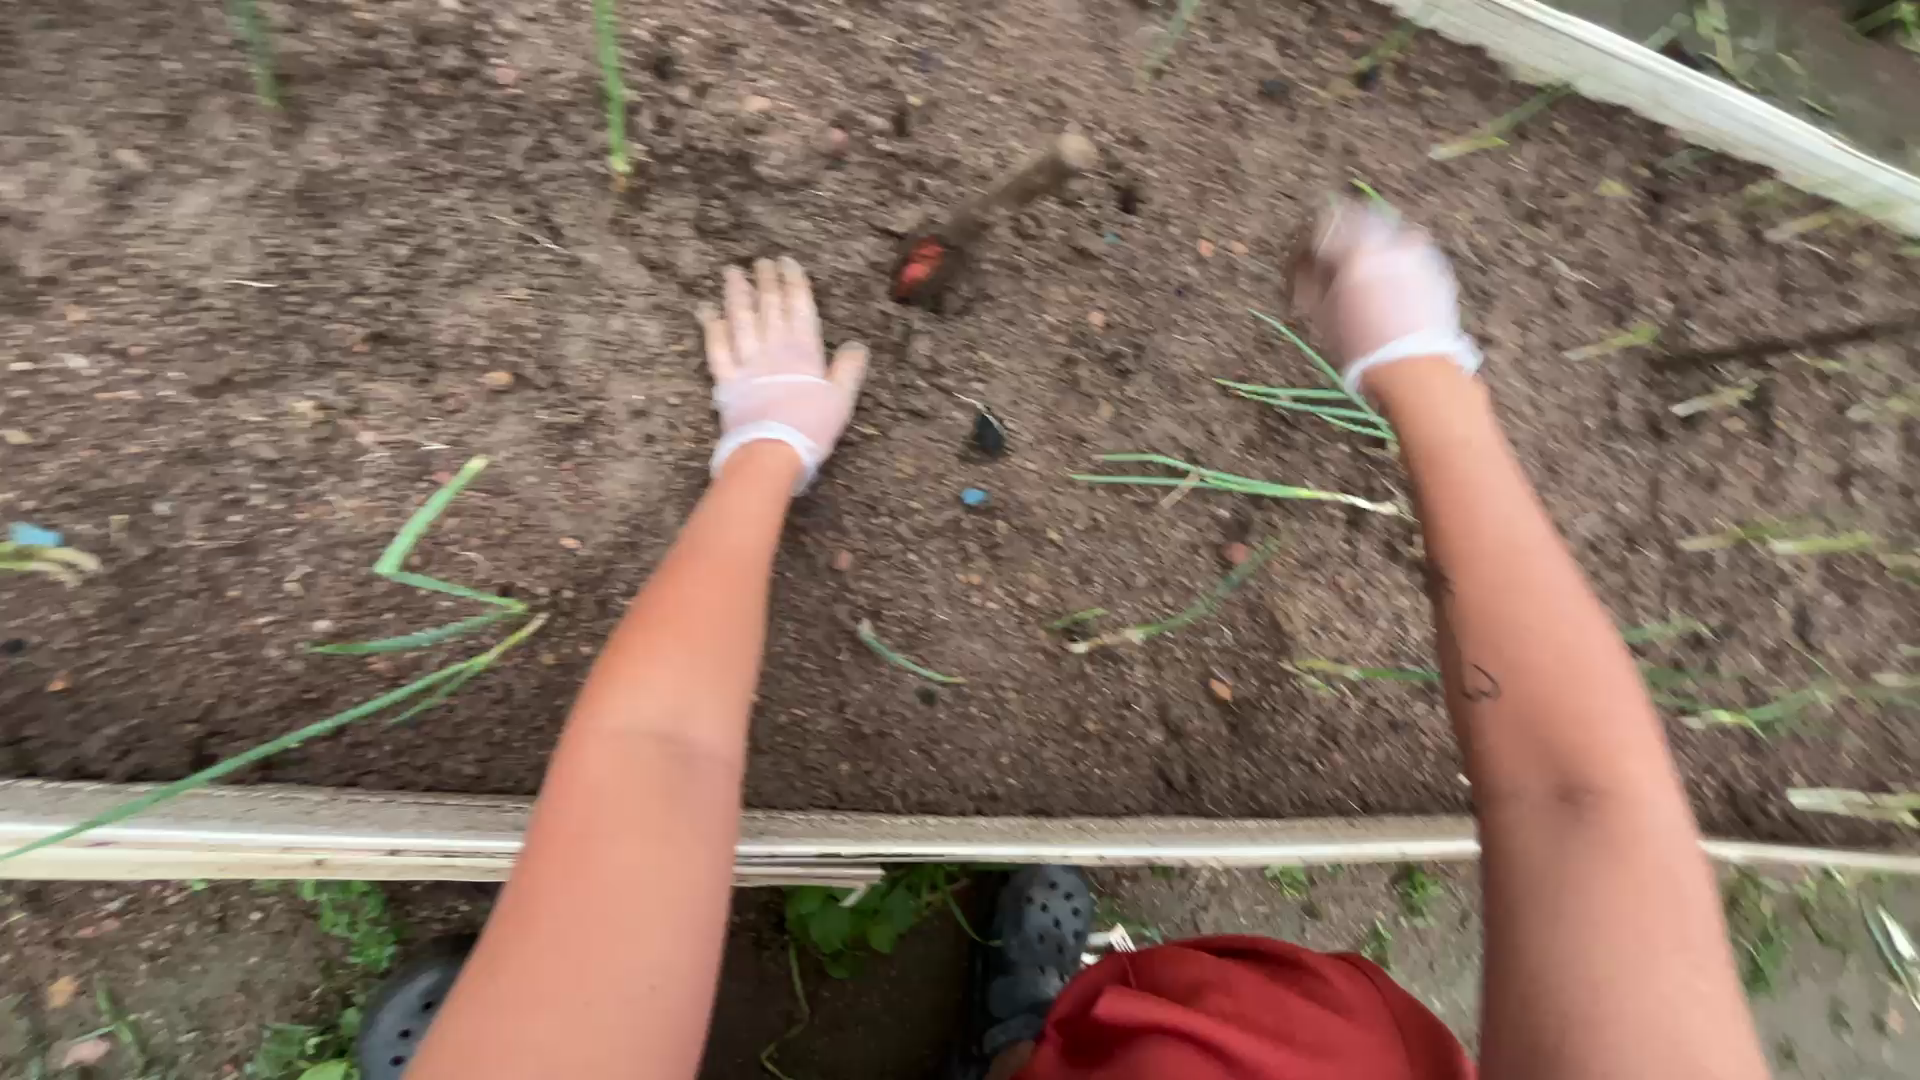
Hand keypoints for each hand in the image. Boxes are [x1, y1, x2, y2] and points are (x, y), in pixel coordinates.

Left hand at [700, 257, 868, 491]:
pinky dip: (711, 327)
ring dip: (737, 295)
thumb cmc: (812, 427)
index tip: (787, 263)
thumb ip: (848, 370)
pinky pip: (716, 347)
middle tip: (761, 262)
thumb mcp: (841, 400)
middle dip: (765, 282)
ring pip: (740, 319)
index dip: (793, 283)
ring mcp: (747, 362)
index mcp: (804, 351)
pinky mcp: (726, 380)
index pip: (799, 307)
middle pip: (769, 307)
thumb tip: (857, 346)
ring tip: (733, 274)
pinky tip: (706, 311)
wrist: (773, 450)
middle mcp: (774, 349)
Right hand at [1290, 200, 1479, 399]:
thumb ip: (1310, 281)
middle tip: (1328, 265)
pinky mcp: (1436, 267)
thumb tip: (1303, 268)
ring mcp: (1418, 251)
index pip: (1325, 224)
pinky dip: (1391, 264)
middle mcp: (1391, 240)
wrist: (1412, 366)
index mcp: (1357, 250)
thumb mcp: (1322, 315)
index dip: (1308, 242)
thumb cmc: (1359, 346)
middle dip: (1340, 239)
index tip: (1303, 260)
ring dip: (1368, 249)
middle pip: (1358, 220)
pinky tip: (1383, 292)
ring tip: (1358, 282)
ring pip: (1385, 235)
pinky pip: (1406, 254)